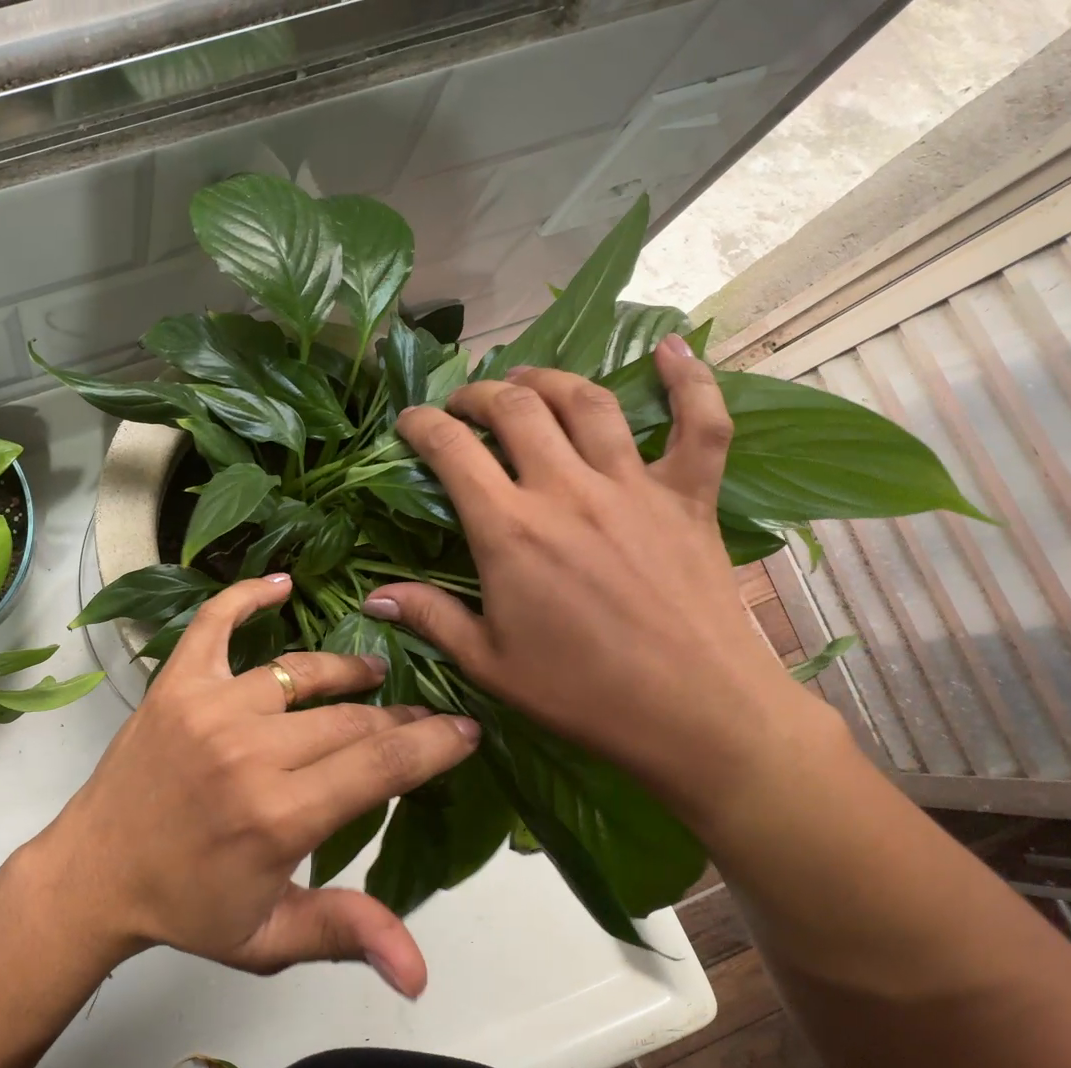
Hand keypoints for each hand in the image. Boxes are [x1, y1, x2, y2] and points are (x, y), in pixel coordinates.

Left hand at [29, 574, 478, 997]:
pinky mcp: (174, 684)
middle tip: (419, 716)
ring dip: (345, 669)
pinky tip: (281, 582)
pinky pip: (213, 624)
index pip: (382, 764)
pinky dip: (246, 597)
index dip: (433, 744)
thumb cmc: (187, 908)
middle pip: (349, 718)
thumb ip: (346, 933)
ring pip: (301, 671)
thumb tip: (421, 979)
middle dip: (397, 717)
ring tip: (372, 672)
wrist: (96, 873)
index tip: (466, 729)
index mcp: (281, 814)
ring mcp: (208, 707)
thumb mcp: (270, 937)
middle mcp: (250, 750)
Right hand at [364, 336, 832, 817]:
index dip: (422, 425)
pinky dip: (691, 381)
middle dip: (480, 394)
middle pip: (516, 410)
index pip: (451, 450)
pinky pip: (700, 425)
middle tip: (464, 405)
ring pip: (588, 402)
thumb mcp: (488, 662)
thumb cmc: (582, 693)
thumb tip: (370, 596)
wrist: (698, 716)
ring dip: (549, 380)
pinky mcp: (691, 498)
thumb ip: (429, 617)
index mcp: (509, 530)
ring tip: (527, 380)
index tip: (409, 423)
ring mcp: (634, 488)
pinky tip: (674, 348)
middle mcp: (567, 491)